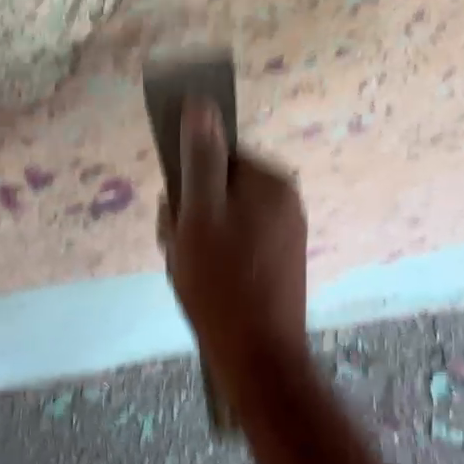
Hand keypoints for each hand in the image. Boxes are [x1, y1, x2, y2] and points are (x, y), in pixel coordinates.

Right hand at [158, 98, 309, 376]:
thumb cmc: (221, 282)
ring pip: (222, 221)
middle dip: (191, 215)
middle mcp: (285, 201)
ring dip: (197, 240)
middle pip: (218, 189)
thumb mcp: (199, 212)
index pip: (214, 158)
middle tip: (181, 248)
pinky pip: (236, 246)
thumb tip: (200, 102)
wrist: (258, 360)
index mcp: (271, 181)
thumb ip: (199, 156)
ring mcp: (285, 235)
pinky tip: (203, 286)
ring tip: (189, 272)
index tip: (178, 215)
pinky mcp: (279, 265)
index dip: (188, 185)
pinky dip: (214, 260)